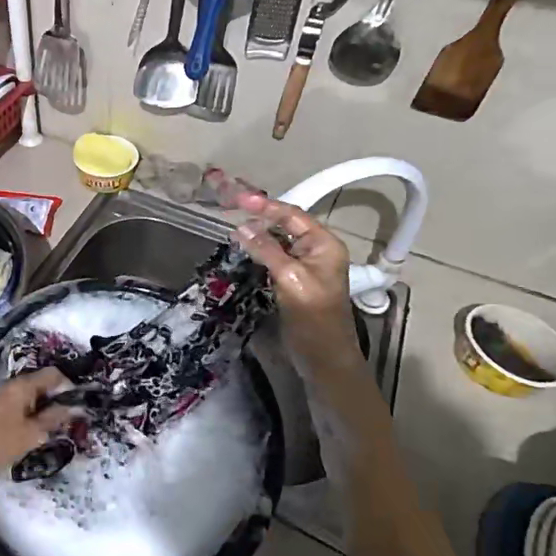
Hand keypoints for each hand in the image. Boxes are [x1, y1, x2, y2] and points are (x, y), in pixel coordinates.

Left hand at [0, 368, 75, 491]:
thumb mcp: (33, 433)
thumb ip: (56, 418)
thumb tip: (77, 408)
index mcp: (23, 385)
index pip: (54, 374)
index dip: (70, 386)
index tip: (82, 403)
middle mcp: (14, 386)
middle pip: (44, 384)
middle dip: (60, 397)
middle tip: (75, 417)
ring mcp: (6, 398)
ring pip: (35, 396)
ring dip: (48, 408)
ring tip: (61, 425)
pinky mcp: (0, 411)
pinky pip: (25, 406)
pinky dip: (36, 414)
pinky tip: (42, 430)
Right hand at [232, 195, 363, 372]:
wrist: (324, 357)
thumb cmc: (313, 317)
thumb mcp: (290, 278)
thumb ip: (267, 250)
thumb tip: (241, 227)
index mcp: (324, 244)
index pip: (292, 215)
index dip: (265, 206)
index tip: (238, 198)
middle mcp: (317, 250)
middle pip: (286, 224)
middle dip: (260, 215)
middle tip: (231, 206)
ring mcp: (306, 266)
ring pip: (279, 240)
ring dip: (258, 232)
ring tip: (233, 223)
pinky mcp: (295, 280)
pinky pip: (276, 256)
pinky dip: (260, 249)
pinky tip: (244, 246)